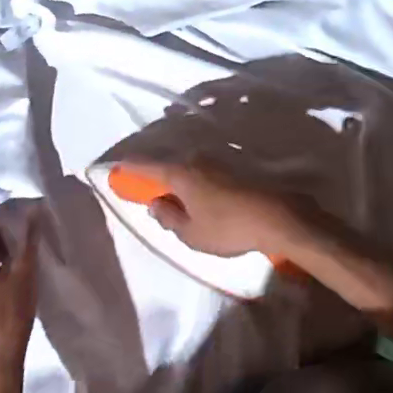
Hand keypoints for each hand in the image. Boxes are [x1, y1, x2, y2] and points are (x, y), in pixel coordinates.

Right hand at [113, 159, 310, 258]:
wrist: (277, 216)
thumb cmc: (228, 226)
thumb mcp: (192, 233)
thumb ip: (168, 218)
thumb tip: (155, 204)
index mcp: (179, 172)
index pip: (146, 166)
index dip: (129, 168)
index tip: (115, 168)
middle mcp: (194, 158)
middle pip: (167, 164)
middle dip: (155, 175)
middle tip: (148, 190)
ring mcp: (215, 160)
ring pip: (187, 167)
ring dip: (178, 179)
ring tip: (176, 198)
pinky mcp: (233, 167)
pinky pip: (203, 171)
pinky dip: (195, 181)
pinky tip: (200, 196)